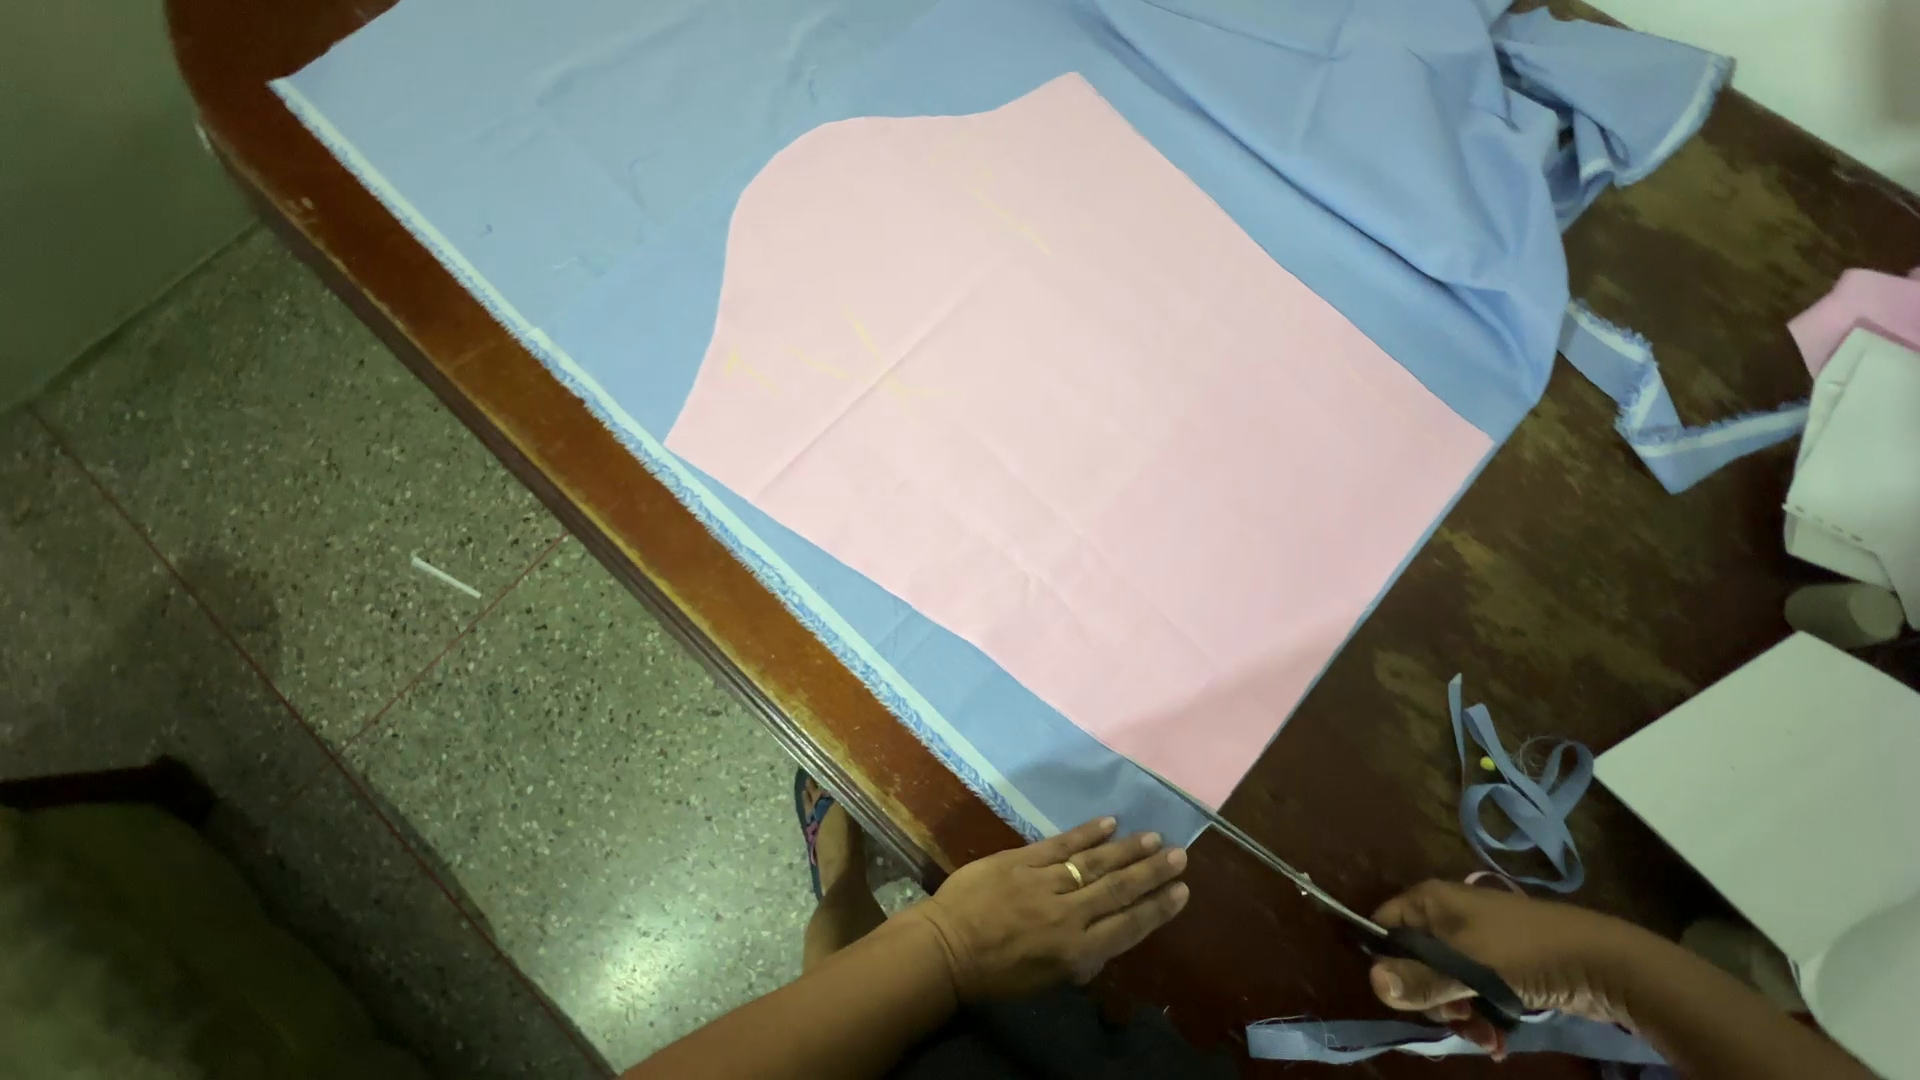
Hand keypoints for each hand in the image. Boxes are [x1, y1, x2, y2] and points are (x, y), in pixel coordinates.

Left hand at [904, 817, 1189, 1001]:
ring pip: (1095, 863)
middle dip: (1152, 872)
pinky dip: (1087, 832)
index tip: (1183, 892)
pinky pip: (1062, 843)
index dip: (1158, 909)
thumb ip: (1081, 954)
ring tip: (1153, 837)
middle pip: (1119, 889)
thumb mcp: (1048, 978)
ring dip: (1127, 849)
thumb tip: (1108, 932)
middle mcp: (1068, 915)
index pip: (1128, 926)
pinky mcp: (1022, 859)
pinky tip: (1109, 822)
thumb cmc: (996, 973)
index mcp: (1076, 952)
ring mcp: (1045, 882)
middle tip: (1181, 855)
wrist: (947, 947)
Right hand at [1369, 880, 1653, 1044]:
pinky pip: (1474, 990)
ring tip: (1484, 1036)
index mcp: (1429, 901)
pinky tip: (1497, 1038)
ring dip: (1459, 1015)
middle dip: (1432, 999)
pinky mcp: (1502, 965)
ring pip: (1446, 982)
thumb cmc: (1525, 952)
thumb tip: (1372, 982)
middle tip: (1456, 1019)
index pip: (1384, 928)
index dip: (1389, 963)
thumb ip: (1419, 978)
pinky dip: (1481, 1015)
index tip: (1411, 995)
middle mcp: (1446, 916)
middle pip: (1414, 961)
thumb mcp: (1468, 967)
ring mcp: (1476, 941)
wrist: (1605, 961)